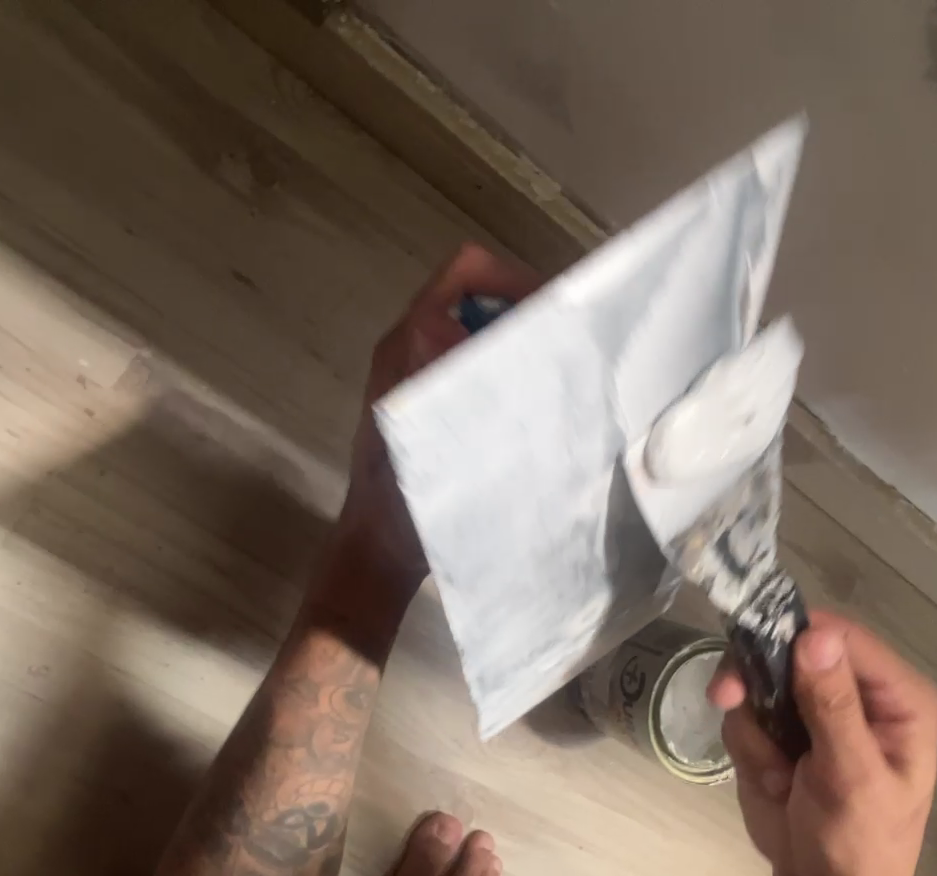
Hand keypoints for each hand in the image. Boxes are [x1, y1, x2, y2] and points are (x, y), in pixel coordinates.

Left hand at [331, 243, 540, 590]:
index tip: (554, 312)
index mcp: (412, 342)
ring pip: (466, 328)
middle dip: (517, 311)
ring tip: (546, 373)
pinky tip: (518, 403)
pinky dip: (490, 367)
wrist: (378, 542)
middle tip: (558, 344)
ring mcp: (406, 370)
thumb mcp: (464, 433)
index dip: (514, 278)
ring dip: (507, 341)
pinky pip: (457, 359)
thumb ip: (501, 383)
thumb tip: (555, 347)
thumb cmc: (414, 495)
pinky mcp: (412, 396)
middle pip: (469, 294)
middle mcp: (405, 344)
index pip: (466, 273)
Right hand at [708, 611, 936, 875]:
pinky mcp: (779, 725)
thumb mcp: (851, 776)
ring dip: (753, 726)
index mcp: (896, 695)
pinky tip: (770, 779)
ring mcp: (813, 706)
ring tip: (775, 774)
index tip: (751, 660)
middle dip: (756, 678)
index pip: (841, 636)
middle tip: (725, 697)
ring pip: (757, 676)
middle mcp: (855, 689)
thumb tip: (815, 637)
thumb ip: (833, 705)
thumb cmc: (858, 842)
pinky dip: (747, 744)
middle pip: (790, 645)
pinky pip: (744, 710)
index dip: (794, 637)